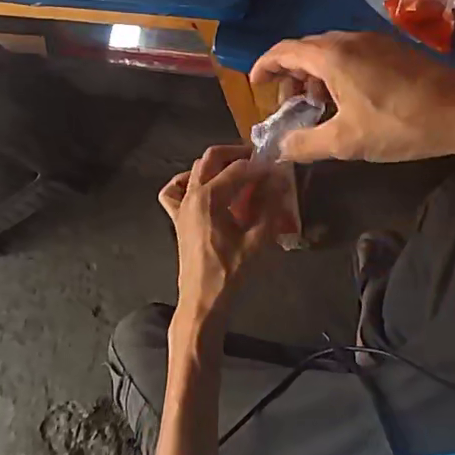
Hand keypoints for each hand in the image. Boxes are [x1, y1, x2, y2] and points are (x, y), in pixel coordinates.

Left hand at [158, 146, 280, 323]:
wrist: (203, 299)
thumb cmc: (230, 271)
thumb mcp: (257, 239)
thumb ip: (269, 207)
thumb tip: (279, 182)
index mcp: (209, 197)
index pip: (238, 169)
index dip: (260, 166)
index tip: (277, 168)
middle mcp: (191, 195)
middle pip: (211, 158)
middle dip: (236, 154)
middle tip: (259, 161)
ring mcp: (181, 205)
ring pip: (195, 170)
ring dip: (217, 166)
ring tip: (239, 174)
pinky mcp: (177, 218)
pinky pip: (174, 190)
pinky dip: (187, 182)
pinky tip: (204, 189)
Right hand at [250, 31, 454, 164]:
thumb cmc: (401, 125)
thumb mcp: (347, 142)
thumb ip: (306, 144)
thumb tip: (278, 150)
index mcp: (332, 56)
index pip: (283, 51)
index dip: (264, 66)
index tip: (255, 85)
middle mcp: (349, 39)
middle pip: (305, 49)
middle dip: (289, 75)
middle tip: (289, 105)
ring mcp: (374, 40)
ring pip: (329, 50)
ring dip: (314, 74)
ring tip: (318, 105)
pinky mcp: (393, 48)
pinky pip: (351, 52)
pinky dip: (336, 71)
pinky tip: (348, 98)